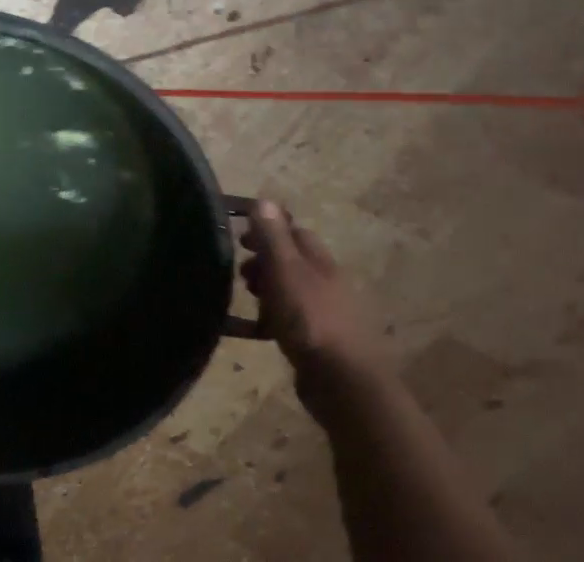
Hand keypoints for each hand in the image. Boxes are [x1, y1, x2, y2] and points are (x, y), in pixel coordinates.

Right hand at [239, 200, 383, 374]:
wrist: (344, 382)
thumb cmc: (311, 320)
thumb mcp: (286, 273)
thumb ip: (273, 239)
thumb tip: (265, 201)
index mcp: (322, 265)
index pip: (296, 234)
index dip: (268, 230)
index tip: (239, 239)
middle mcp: (328, 285)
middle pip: (292, 261)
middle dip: (262, 261)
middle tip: (240, 273)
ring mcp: (325, 313)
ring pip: (289, 289)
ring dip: (266, 288)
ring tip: (246, 299)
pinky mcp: (318, 339)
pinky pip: (289, 318)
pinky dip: (270, 316)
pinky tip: (254, 327)